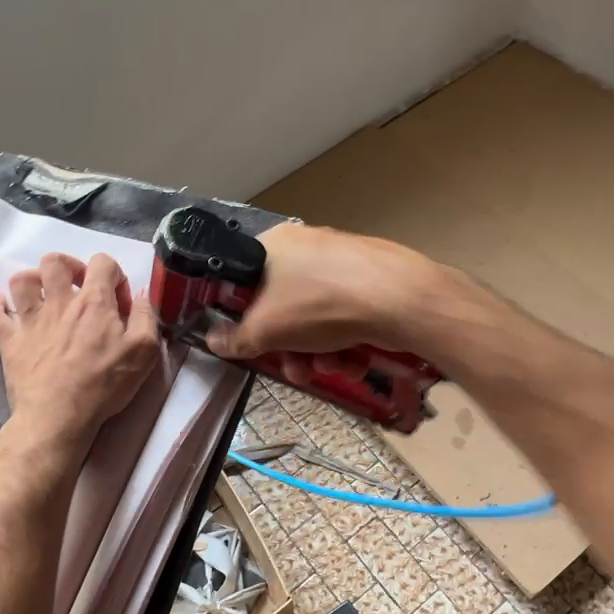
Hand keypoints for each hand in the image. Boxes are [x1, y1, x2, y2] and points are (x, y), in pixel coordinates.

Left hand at [0, 252, 161, 456]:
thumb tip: (142, 296)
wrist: (59, 416)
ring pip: (21, 281)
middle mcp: (59, 302)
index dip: (114, 274)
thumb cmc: (104, 384)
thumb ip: (146, 317)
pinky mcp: (9, 342)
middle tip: (79, 288)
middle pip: (55, 261)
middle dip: (69, 266)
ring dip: (33, 281)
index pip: (103, 262)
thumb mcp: (144, 352)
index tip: (119, 301)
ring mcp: (29, 321)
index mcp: (93, 302)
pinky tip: (4, 308)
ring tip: (44, 295)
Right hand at [204, 223, 445, 361]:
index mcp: (273, 244)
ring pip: (313, 315)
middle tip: (292, 370)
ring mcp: (340, 261)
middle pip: (280, 304)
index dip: (239, 313)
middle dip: (285, 346)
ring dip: (314, 351)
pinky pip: (343, 314)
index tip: (247, 341)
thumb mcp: (266, 329)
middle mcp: (305, 246)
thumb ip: (235, 338)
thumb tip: (212, 340)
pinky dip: (343, 341)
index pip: (242, 277)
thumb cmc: (320, 303)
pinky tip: (352, 361)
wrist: (401, 299)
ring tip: (327, 370)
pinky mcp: (370, 279)